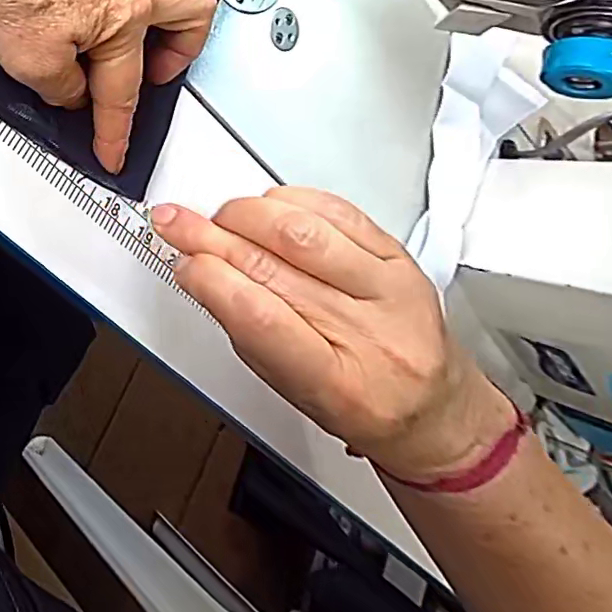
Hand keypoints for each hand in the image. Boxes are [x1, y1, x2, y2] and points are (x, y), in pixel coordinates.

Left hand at [0, 0, 215, 172]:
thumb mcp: (31, 62)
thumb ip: (60, 86)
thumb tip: (72, 93)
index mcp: (126, 16)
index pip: (122, 87)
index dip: (115, 127)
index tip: (111, 150)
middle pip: (189, 11)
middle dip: (183, 47)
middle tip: (161, 68)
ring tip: (169, 3)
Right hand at [150, 187, 517, 482]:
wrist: (436, 411)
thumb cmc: (352, 398)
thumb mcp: (277, 378)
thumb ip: (235, 320)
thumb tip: (193, 265)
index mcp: (335, 380)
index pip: (259, 316)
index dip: (209, 278)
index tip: (182, 263)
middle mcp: (372, 333)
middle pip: (272, 264)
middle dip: (206, 234)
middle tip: (174, 222)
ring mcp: (393, 291)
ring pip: (302, 230)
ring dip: (243, 214)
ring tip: (221, 218)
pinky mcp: (402, 258)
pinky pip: (339, 211)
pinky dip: (289, 200)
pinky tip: (268, 209)